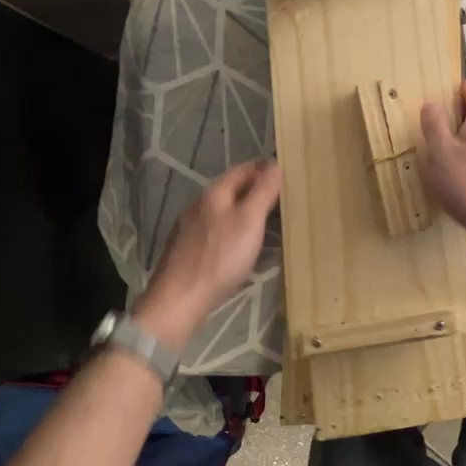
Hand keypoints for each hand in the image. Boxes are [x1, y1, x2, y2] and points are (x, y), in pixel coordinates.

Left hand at [134, 159, 282, 348]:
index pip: (243, 169)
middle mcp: (198, 204)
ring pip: (223, 210)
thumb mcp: (250, 221)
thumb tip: (275, 165)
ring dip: (244, 210)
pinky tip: (241, 244)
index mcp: (214, 193)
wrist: (179, 300)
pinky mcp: (187, 249)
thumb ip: (263, 191)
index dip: (264, 168)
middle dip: (255, 189)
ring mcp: (189, 227)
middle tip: (282, 197)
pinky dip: (233, 229)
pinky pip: (216, 229)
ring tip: (266, 220)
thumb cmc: (220, 257)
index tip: (286, 173)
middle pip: (231, 189)